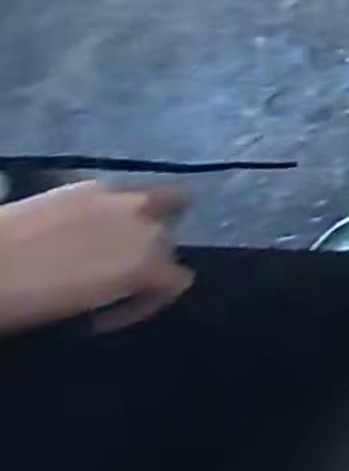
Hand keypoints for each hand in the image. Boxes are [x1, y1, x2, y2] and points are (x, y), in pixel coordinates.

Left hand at [0, 181, 194, 334]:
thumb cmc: (10, 300)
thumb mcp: (62, 312)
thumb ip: (106, 296)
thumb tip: (106, 295)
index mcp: (146, 266)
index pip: (178, 281)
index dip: (146, 302)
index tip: (101, 317)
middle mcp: (153, 228)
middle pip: (170, 241)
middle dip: (145, 256)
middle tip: (104, 273)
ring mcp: (128, 201)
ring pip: (170, 201)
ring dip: (150, 218)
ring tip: (111, 235)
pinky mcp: (95, 186)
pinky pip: (127, 192)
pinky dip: (116, 206)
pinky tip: (80, 221)